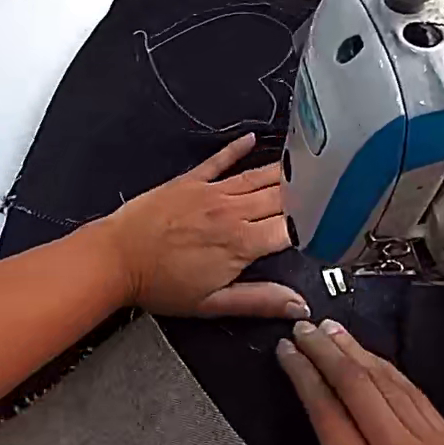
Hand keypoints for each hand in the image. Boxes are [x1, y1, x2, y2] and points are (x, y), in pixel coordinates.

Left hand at [89, 133, 307, 318]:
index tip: (328, 221)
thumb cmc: (162, 286)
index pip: (290, 227)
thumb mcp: (211, 304)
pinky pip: (220, 160)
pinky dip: (237, 148)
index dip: (312, 224)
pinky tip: (252, 138)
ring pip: (257, 177)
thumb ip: (259, 301)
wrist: (115, 258)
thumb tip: (301, 306)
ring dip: (282, 171)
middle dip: (304, 194)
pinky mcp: (192, 179)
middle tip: (326, 186)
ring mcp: (212, 191)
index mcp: (242, 243)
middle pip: (280, 197)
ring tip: (306, 162)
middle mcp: (234, 210)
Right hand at [273, 320, 443, 444]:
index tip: (288, 354)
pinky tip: (379, 360)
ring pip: (388, 381)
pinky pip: (419, 394)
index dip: (303, 375)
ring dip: (357, 350)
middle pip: (355, 385)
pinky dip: (392, 370)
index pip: (327, 412)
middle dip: (325, 350)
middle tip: (305, 329)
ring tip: (334, 332)